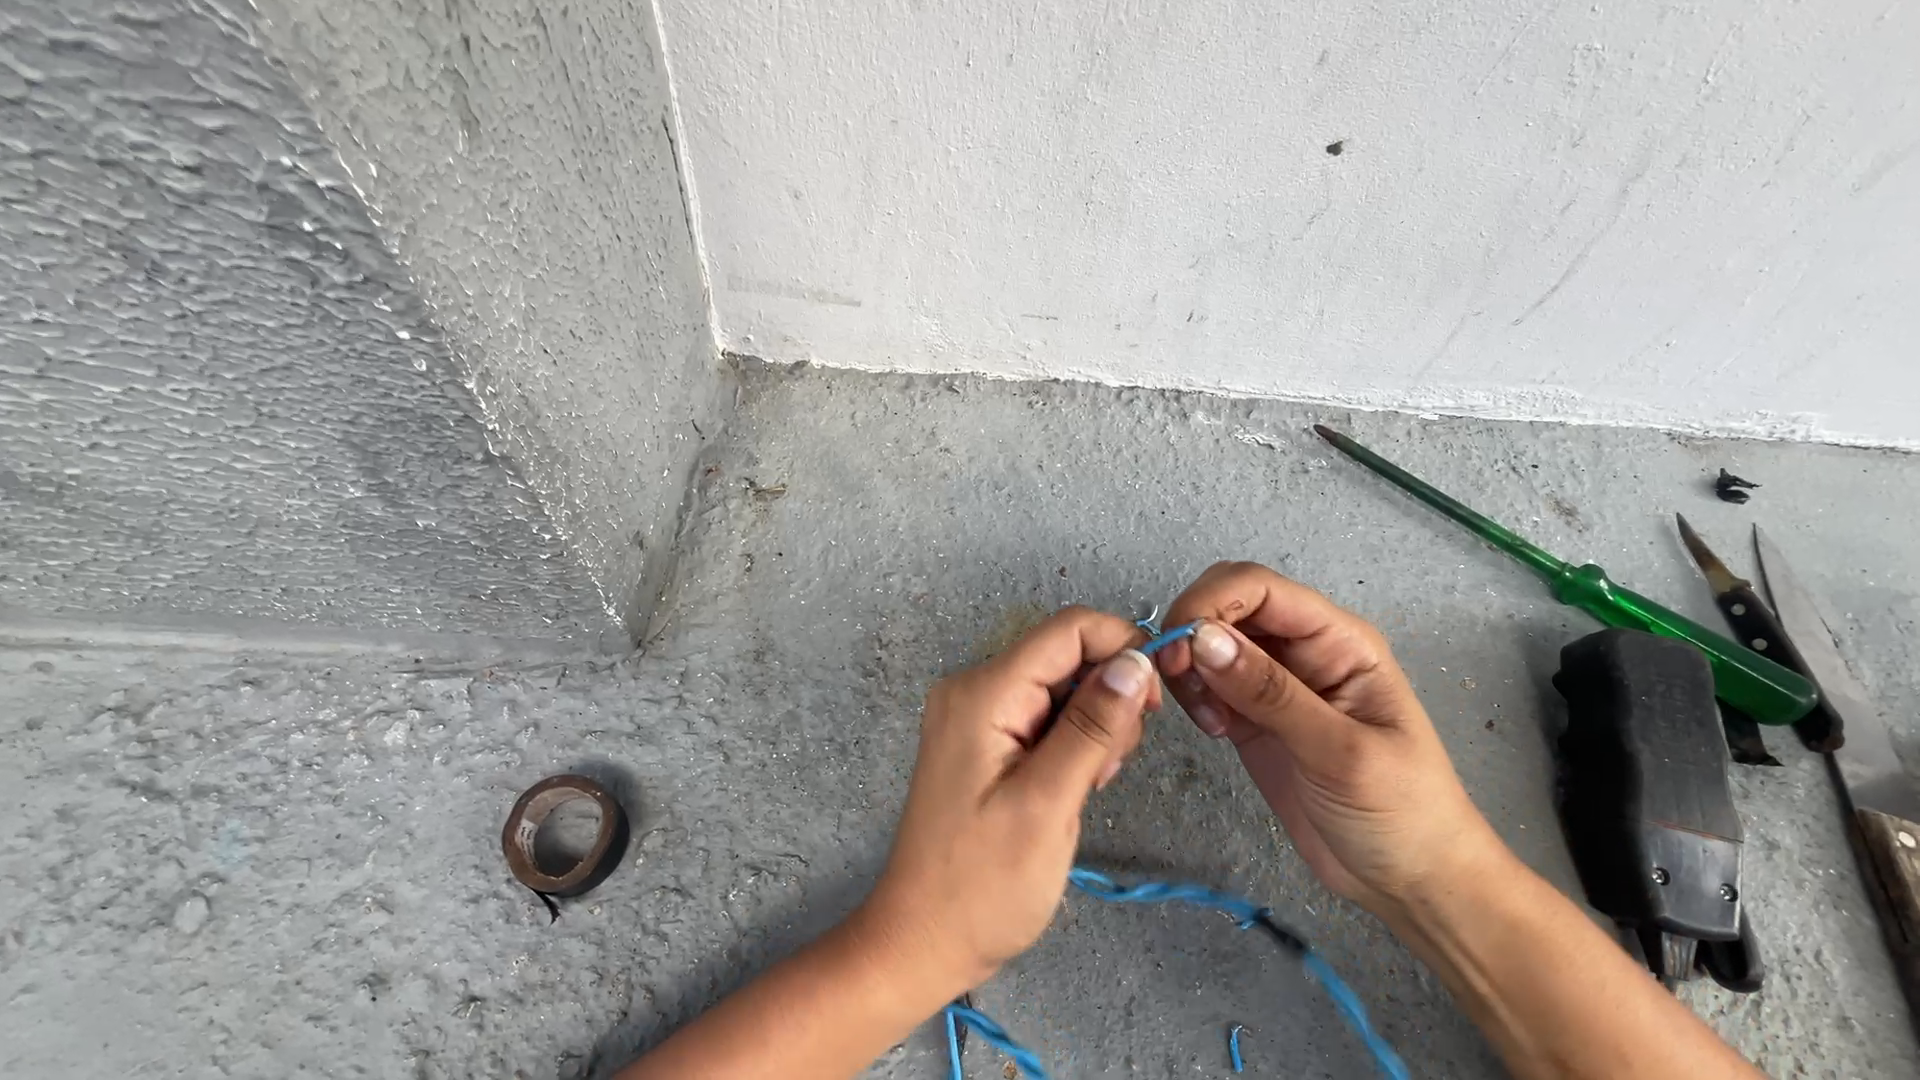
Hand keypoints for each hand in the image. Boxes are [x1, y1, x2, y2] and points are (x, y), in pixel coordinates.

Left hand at [857, 606, 1160, 994]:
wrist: (925, 939)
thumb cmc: (982, 884)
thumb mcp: (1047, 804)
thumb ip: (1092, 727)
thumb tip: (1136, 661)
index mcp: (983, 692)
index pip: (1068, 629)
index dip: (1122, 647)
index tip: (1155, 700)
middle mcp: (976, 689)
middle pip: (1066, 656)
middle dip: (1107, 697)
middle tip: (1109, 766)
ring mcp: (978, 716)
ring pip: (1062, 688)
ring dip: (1093, 726)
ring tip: (1086, 785)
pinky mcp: (987, 742)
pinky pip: (1045, 717)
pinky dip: (1073, 742)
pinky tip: (1071, 786)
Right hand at [1154, 562, 1502, 921]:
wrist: (1410, 881)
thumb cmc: (1400, 814)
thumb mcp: (1341, 753)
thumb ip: (1271, 693)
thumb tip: (1201, 637)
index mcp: (1337, 640)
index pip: (1258, 587)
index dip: (1209, 604)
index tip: (1178, 650)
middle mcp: (1301, 649)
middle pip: (1225, 605)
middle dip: (1190, 630)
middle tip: (1177, 681)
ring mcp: (1274, 682)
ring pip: (1208, 641)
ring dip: (1188, 667)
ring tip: (1207, 719)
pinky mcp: (1251, 715)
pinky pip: (1207, 681)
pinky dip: (1192, 695)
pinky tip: (1212, 730)